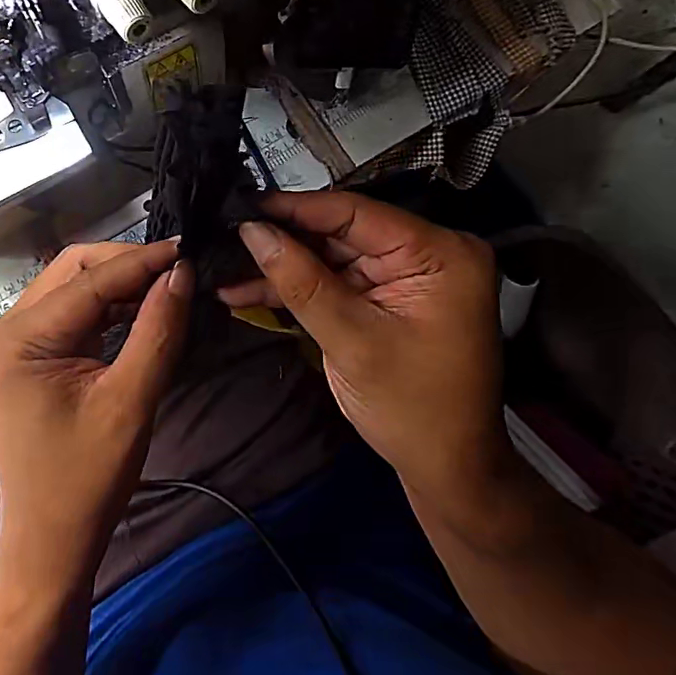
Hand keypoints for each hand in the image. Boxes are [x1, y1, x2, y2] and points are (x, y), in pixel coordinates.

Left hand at [0, 240, 190, 572]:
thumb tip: (181, 274)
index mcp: (18, 339)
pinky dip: (109, 306)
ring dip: (120, 283)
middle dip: (127, 264)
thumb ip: (157, 332)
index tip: (187, 248)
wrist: (51, 541)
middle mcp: (7, 329)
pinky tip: (143, 308)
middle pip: (74, 271)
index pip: (88, 280)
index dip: (142, 261)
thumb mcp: (129, 402)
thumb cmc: (85, 479)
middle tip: (177, 269)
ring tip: (167, 285)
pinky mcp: (31, 354)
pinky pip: (74, 312)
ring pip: (75, 286)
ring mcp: (16, 341)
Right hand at [219, 192, 504, 505]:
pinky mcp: (386, 295)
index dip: (295, 208)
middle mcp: (427, 253)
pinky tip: (249, 289)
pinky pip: (335, 280)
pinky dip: (297, 287)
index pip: (356, 213)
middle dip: (283, 239)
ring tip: (228, 264)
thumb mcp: (352, 340)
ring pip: (330, 255)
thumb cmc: (414, 409)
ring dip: (282, 266)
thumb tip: (252, 231)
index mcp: (439, 253)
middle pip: (340, 232)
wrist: (447, 469)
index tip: (246, 205)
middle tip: (229, 234)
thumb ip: (300, 280)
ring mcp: (406, 274)